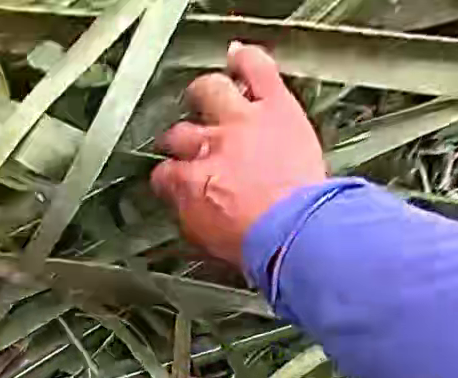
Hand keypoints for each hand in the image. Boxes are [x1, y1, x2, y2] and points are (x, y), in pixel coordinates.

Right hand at [150, 43, 327, 269]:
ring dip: (202, 93)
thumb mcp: (204, 237)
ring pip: (211, 92)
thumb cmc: (252, 241)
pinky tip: (237, 56)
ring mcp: (240, 122)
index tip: (169, 180)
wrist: (292, 229)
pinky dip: (245, 59)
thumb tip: (181, 203)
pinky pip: (256, 69)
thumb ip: (188, 212)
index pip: (165, 175)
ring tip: (200, 93)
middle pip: (181, 134)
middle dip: (176, 139)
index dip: (165, 178)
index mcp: (189, 184)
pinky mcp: (274, 106)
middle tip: (179, 140)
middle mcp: (209, 147)